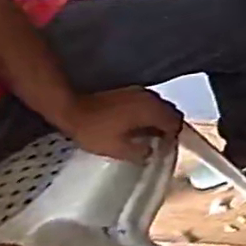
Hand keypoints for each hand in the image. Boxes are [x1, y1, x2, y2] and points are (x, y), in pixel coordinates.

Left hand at [62, 87, 182, 161]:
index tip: (162, 148)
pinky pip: (149, 103)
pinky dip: (148, 112)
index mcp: (154, 112)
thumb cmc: (94, 130)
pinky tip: (135, 121)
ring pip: (161, 107)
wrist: (69, 108)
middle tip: (157, 141)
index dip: (173, 137)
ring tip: (146, 132)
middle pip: (172, 113)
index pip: (176, 124)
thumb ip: (139, 153)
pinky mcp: (131, 91)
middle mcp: (154, 99)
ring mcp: (142, 93)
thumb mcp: (115, 149)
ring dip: (158, 119)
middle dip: (168, 127)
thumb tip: (152, 154)